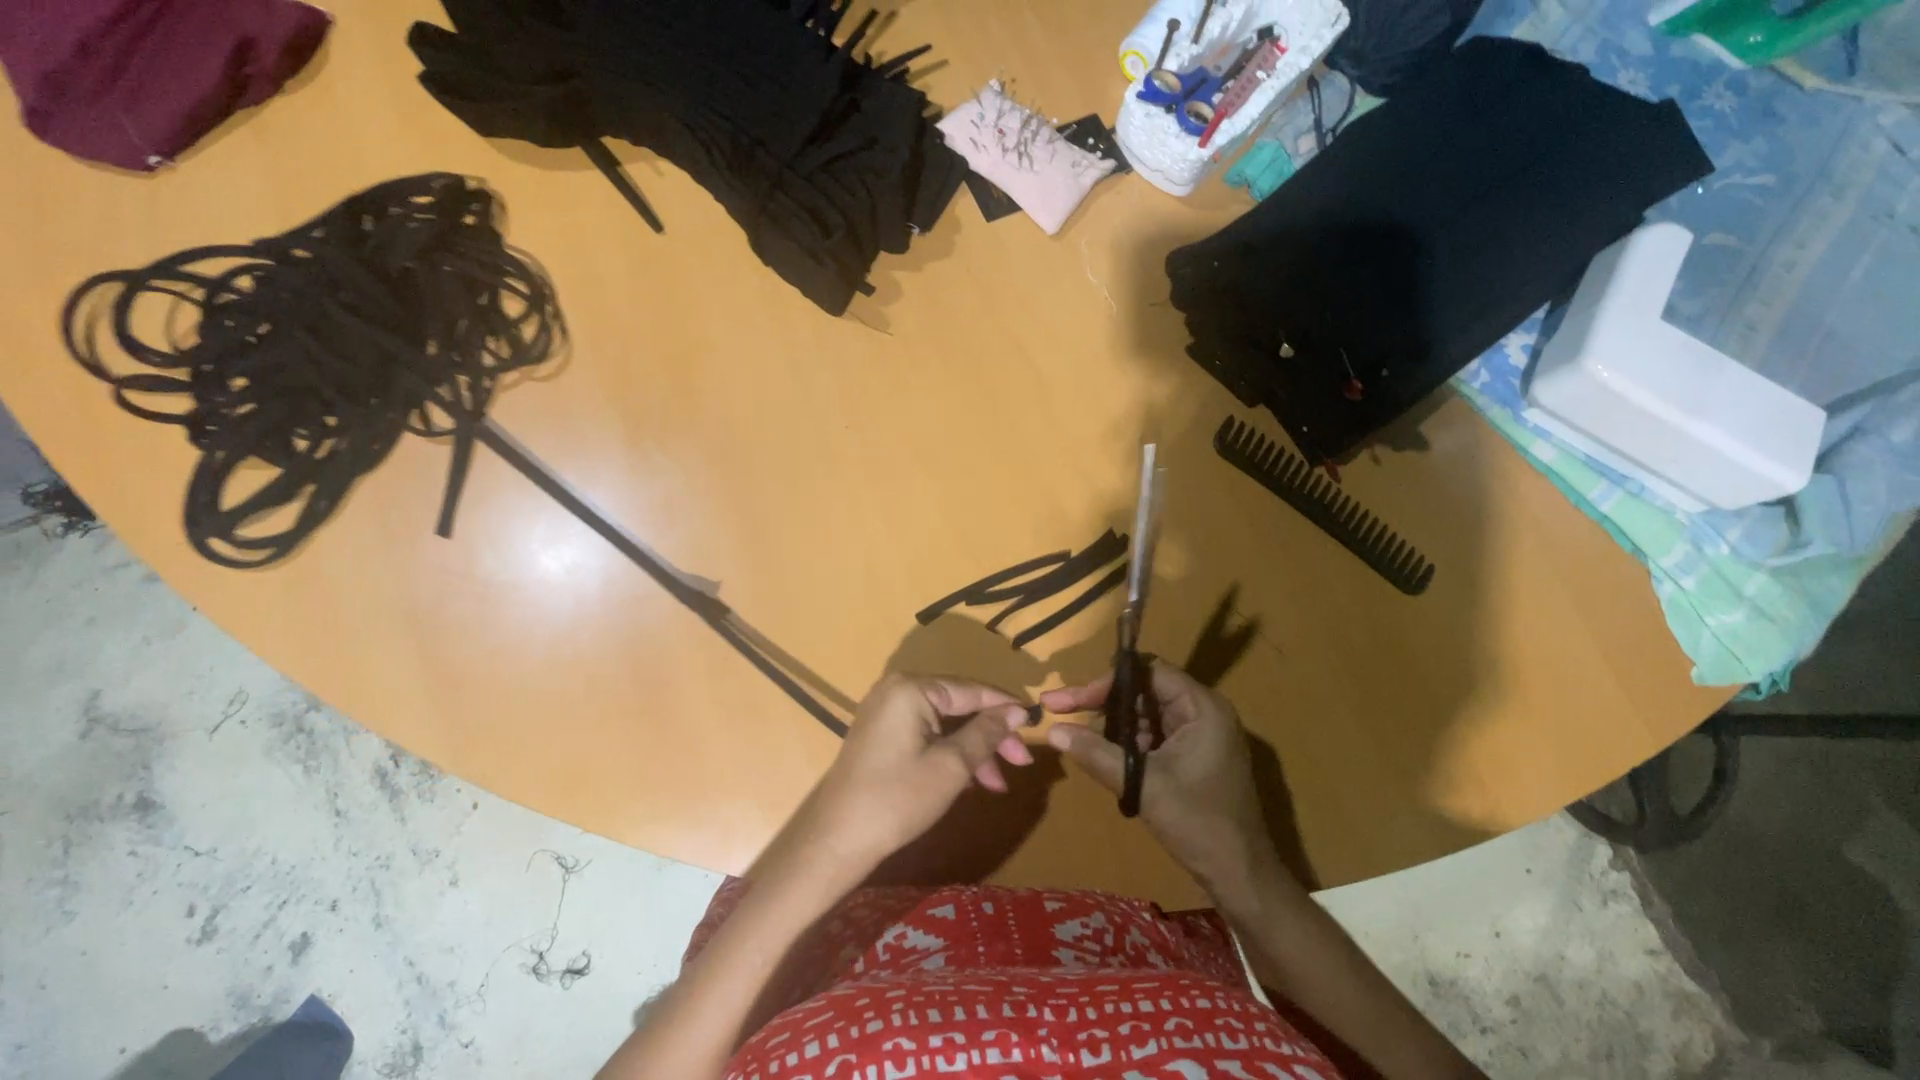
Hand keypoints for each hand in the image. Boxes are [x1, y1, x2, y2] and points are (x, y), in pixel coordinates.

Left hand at [771, 674, 1033, 881]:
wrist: (838, 838)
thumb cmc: (898, 798)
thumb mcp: (952, 766)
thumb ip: (986, 733)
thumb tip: (1016, 712)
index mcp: (912, 689)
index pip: (972, 690)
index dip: (1006, 709)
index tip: (1036, 725)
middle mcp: (896, 691)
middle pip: (959, 706)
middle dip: (991, 736)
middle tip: (1021, 764)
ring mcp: (885, 714)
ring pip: (944, 724)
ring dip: (974, 751)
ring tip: (998, 785)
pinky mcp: (881, 737)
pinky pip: (926, 736)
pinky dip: (950, 755)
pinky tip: (971, 782)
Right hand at [1042, 661, 1276, 892]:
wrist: (1240, 874)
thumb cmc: (1198, 823)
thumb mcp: (1143, 785)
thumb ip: (1097, 753)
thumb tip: (1052, 731)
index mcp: (1202, 708)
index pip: (1149, 673)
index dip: (1107, 682)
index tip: (1071, 701)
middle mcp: (1205, 714)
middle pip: (1145, 692)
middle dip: (1104, 704)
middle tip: (1061, 714)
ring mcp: (1202, 736)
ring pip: (1147, 716)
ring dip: (1114, 727)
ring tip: (1080, 741)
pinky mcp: (1196, 758)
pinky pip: (1156, 737)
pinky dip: (1130, 745)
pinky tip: (1105, 759)